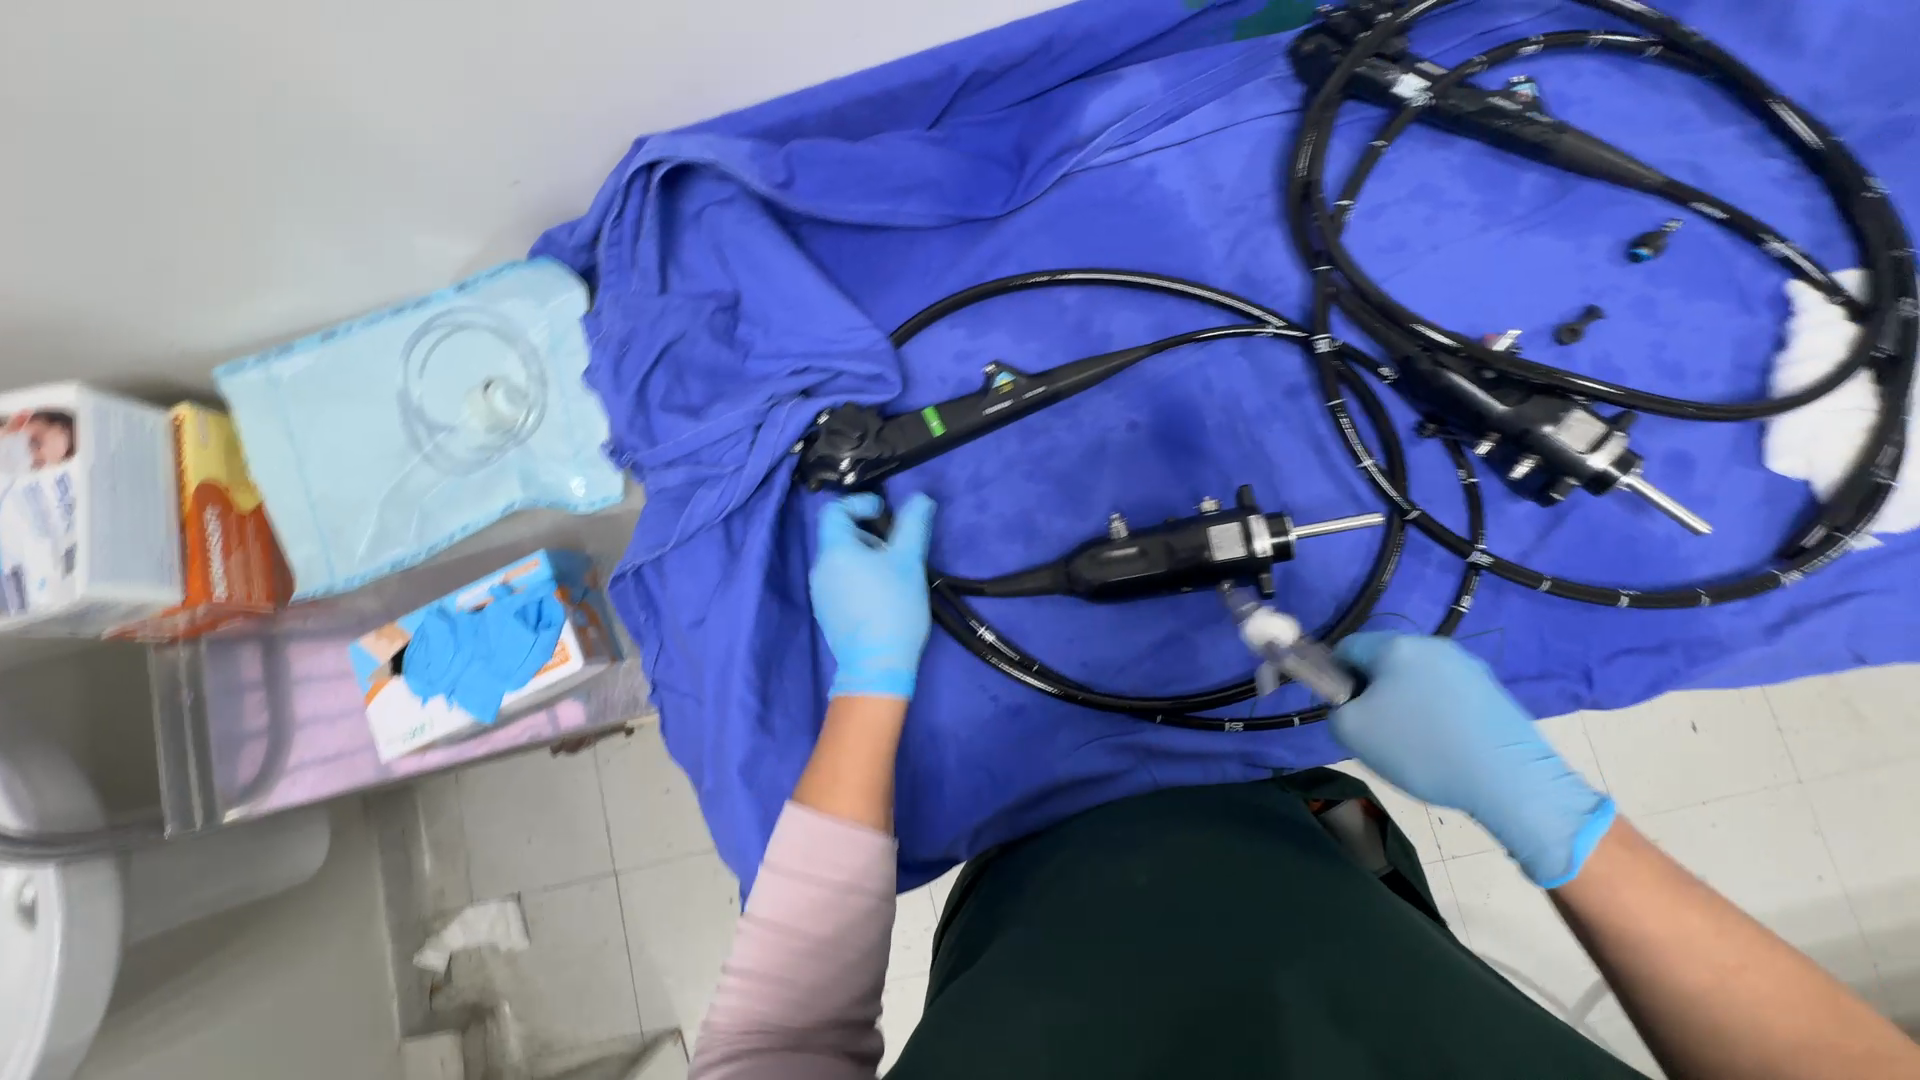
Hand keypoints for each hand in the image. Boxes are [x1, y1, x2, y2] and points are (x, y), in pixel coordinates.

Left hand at [809, 493, 935, 699]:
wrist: (877, 664)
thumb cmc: (893, 606)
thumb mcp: (909, 561)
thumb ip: (913, 524)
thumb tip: (920, 498)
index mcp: (834, 550)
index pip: (834, 510)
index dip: (859, 503)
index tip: (885, 513)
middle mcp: (820, 569)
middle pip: (840, 536)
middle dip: (869, 535)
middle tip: (897, 549)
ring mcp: (820, 594)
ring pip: (841, 561)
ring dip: (866, 558)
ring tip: (893, 575)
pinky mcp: (827, 614)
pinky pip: (841, 583)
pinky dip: (859, 578)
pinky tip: (882, 597)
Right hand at [1330, 632, 1614, 887]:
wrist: (1509, 781)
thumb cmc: (1420, 749)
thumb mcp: (1351, 731)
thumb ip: (1336, 706)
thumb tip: (1351, 701)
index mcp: (1395, 645)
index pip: (1346, 648)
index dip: (1336, 678)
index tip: (1346, 710)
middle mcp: (1432, 645)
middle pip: (1384, 661)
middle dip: (1374, 690)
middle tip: (1379, 729)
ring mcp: (1467, 665)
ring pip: (1416, 678)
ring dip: (1405, 702)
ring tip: (1415, 741)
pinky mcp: (1492, 688)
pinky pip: (1447, 693)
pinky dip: (1436, 713)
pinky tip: (1445, 744)